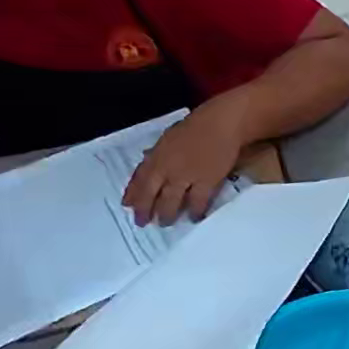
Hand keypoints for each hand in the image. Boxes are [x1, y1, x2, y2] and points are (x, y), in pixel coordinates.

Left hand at [123, 100, 247, 225]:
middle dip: (145, 210)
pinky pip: (197, 201)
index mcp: (156, 157)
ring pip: (171, 201)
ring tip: (166, 223)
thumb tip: (147, 160)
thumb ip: (158, 153)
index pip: (139, 179)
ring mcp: (186, 176)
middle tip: (143, 223)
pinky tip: (193, 217)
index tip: (128, 206)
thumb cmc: (196, 127)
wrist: (221, 124)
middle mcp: (167, 169)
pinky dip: (194, 211)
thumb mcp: (169, 138)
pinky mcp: (206, 182)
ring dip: (167, 214)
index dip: (133, 194)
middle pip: (151, 194)